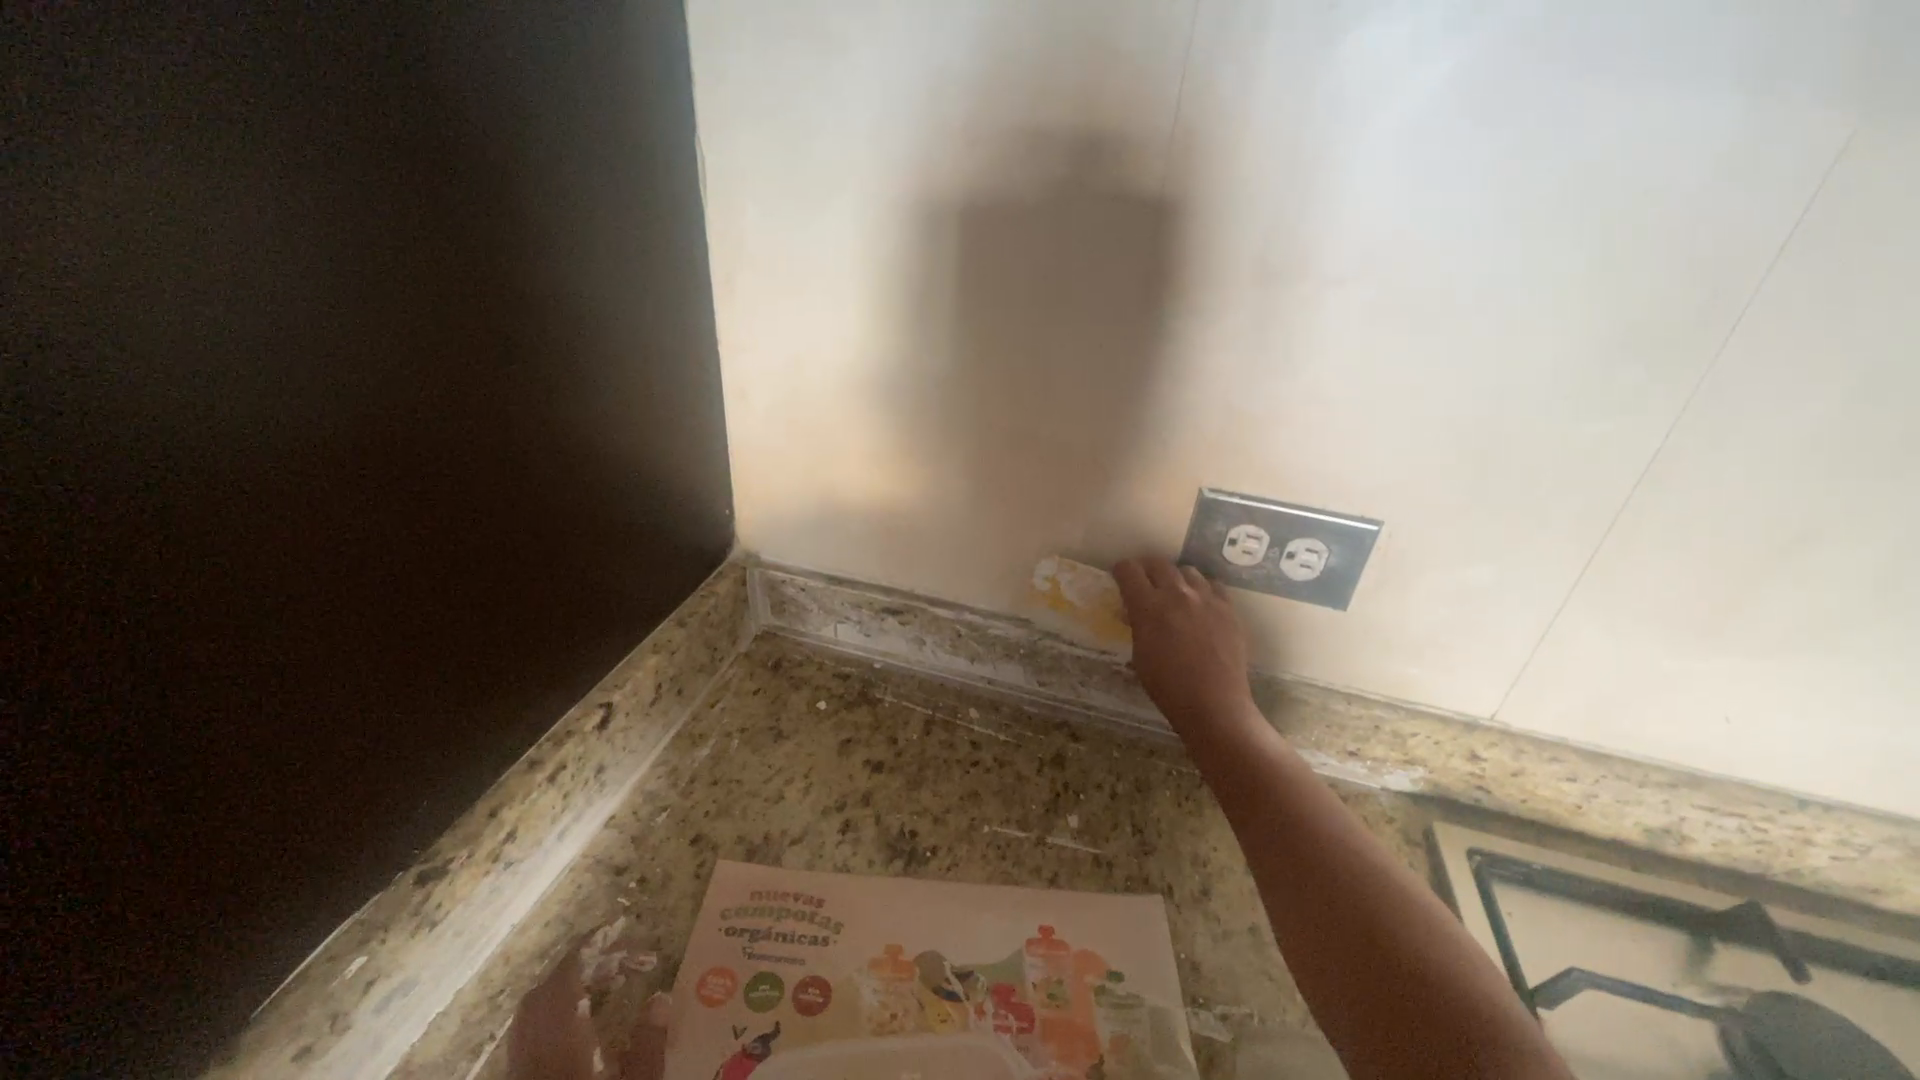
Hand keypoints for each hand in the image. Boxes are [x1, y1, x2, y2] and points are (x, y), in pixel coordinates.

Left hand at [509, 942, 667, 1079]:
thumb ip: (648, 1043)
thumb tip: (662, 997)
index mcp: (561, 1035)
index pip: (568, 975)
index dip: (590, 946)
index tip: (616, 926)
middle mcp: (534, 1041)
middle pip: (551, 987)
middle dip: (586, 965)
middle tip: (624, 959)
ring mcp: (520, 1060)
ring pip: (537, 1007)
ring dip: (571, 986)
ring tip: (610, 982)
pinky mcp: (517, 1074)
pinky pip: (531, 1028)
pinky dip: (557, 1009)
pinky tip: (584, 1017)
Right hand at [1112, 556, 1256, 734]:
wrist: (1214, 704)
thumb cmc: (1167, 687)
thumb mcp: (1139, 655)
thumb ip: (1138, 626)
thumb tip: (1136, 612)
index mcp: (1148, 607)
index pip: (1129, 571)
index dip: (1122, 571)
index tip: (1120, 577)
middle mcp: (1177, 594)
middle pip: (1158, 563)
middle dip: (1147, 569)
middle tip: (1145, 582)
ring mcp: (1206, 599)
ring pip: (1187, 571)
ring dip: (1176, 577)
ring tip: (1175, 592)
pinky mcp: (1228, 608)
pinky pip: (1213, 585)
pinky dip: (1203, 589)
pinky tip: (1201, 604)